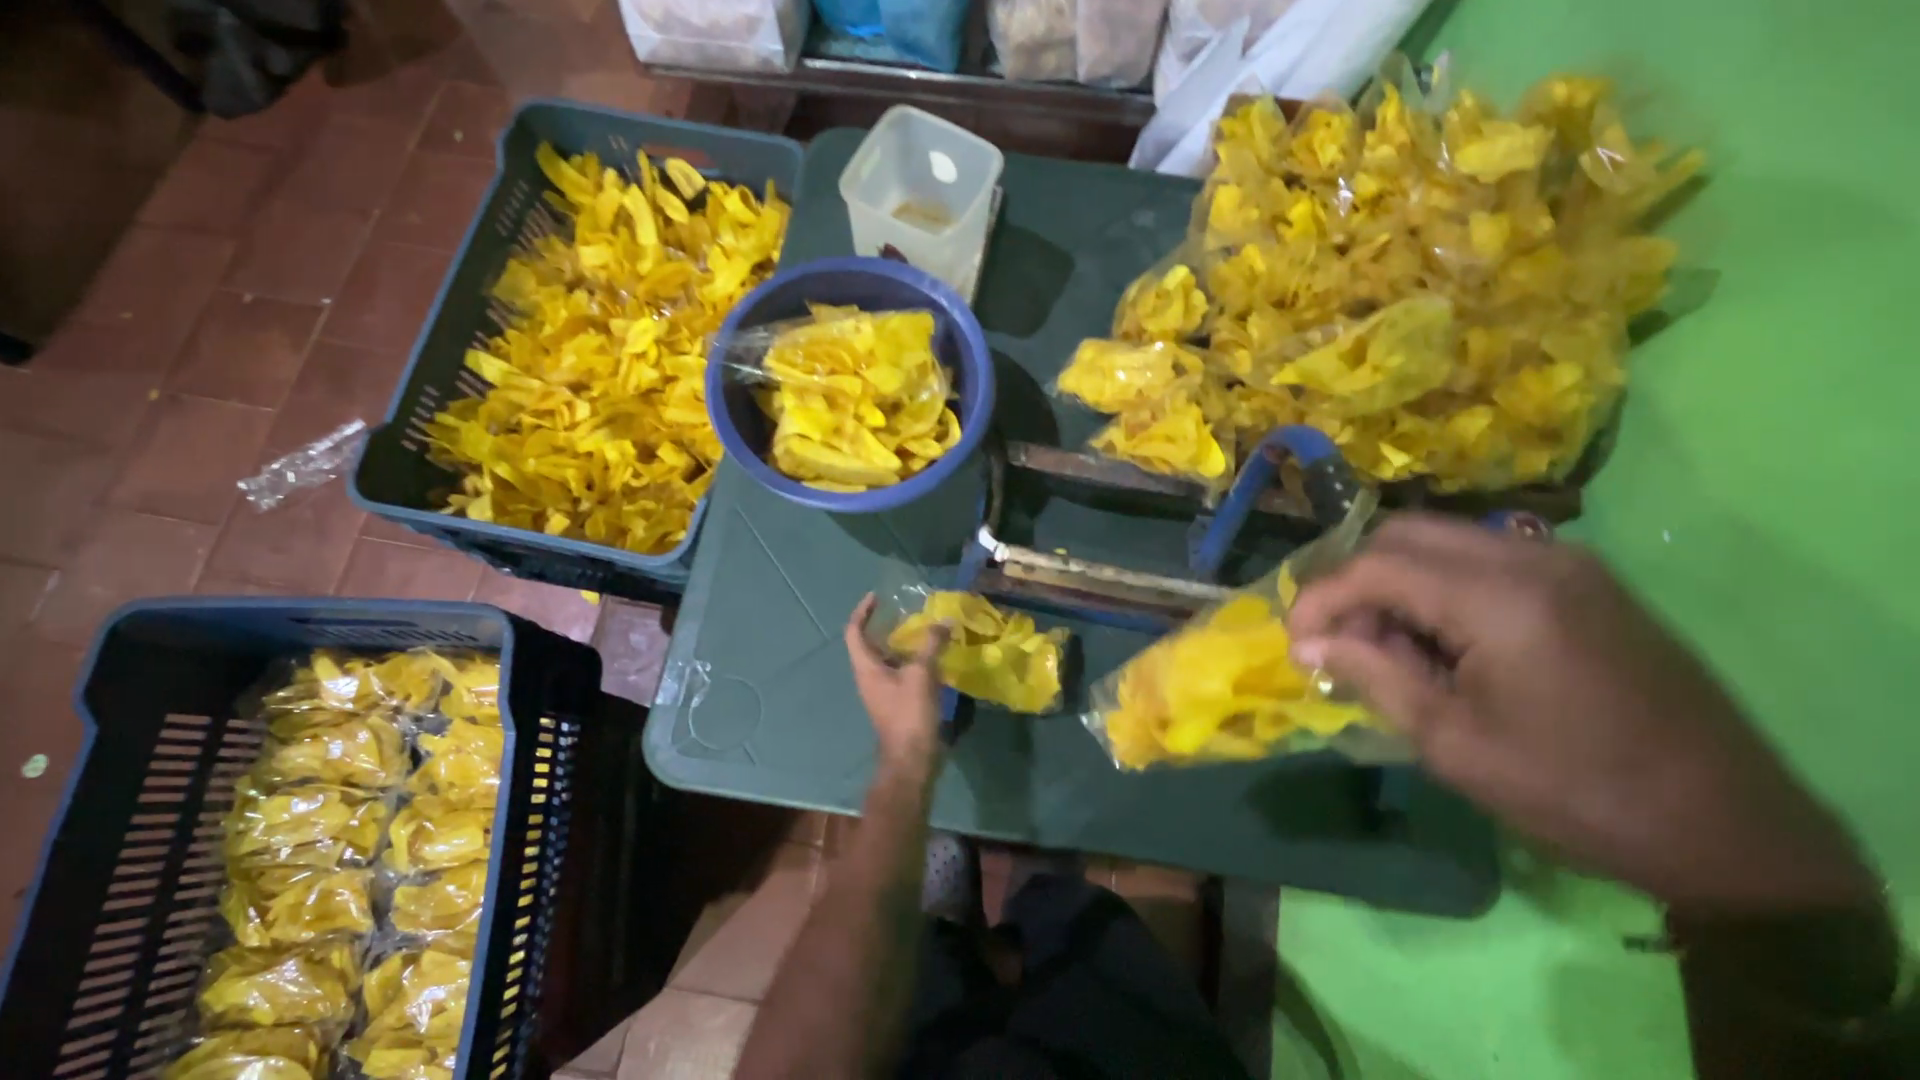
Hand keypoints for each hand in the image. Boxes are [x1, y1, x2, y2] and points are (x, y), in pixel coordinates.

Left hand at [845, 594, 948, 770]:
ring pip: (889, 659)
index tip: (877, 596)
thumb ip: (931, 644)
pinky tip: (935, 658)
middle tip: (907, 611)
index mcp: (866, 667)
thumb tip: (944, 621)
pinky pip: (902, 673)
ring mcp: (883, 692)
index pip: (854, 631)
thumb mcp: (921, 674)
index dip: (863, 611)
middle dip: (887, 626)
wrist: (912, 759)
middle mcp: (869, 677)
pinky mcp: (898, 703)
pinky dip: (914, 662)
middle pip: (871, 644)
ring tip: (926, 631)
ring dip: (904, 644)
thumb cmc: (909, 714)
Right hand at [1288, 514, 1876, 912]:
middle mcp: (1530, 556)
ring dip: (1397, 580)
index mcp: (1497, 597)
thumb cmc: (1573, 791)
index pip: (1375, 564)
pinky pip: (1485, 557)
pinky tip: (1440, 640)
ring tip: (1386, 646)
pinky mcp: (1585, 581)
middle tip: (1336, 641)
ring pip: (1444, 538)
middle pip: (1405, 532)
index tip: (1295, 645)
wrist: (1723, 822)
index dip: (1320, 598)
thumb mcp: (1452, 743)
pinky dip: (1440, 585)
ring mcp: (1565, 562)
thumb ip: (1373, 675)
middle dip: (1354, 579)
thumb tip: (1310, 644)